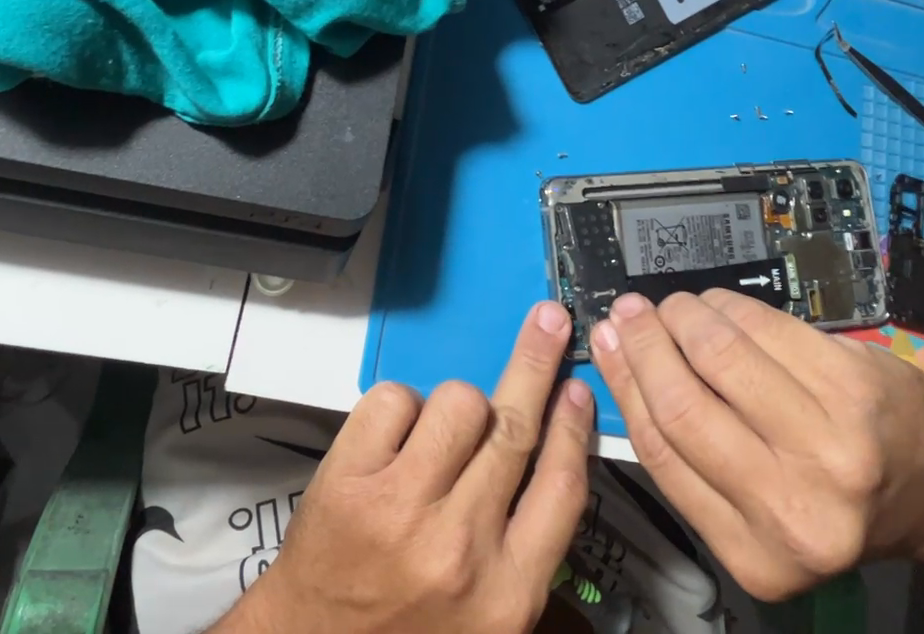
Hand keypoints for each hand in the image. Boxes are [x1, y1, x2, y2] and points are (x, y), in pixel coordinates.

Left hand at [215, 301, 595, 633]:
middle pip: (512, 428)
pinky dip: (400, 404)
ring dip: (457, 404)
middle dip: (535, 364)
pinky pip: (393, 399)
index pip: (560, 487)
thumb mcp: (490, 612)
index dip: (572, 427)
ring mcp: (399, 507)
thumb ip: (526, 543)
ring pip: (456, 402)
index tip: (576, 387)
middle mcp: (460, 545)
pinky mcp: (347, 479)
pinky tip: (394, 438)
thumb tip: (551, 443)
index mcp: (508, 590)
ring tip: (438, 436)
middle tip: (548, 320)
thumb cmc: (412, 626)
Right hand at [591, 290, 923, 600]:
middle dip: (644, 345)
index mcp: (758, 555)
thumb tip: (619, 363)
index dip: (624, 386)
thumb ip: (690, 453)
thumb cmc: (841, 498)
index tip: (605, 344)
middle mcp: (795, 509)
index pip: (662, 451)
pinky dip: (726, 306)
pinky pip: (764, 327)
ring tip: (672, 307)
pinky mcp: (855, 386)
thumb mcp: (757, 508)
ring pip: (718, 354)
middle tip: (627, 312)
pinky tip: (716, 305)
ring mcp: (831, 443)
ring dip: (682, 316)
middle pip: (682, 404)